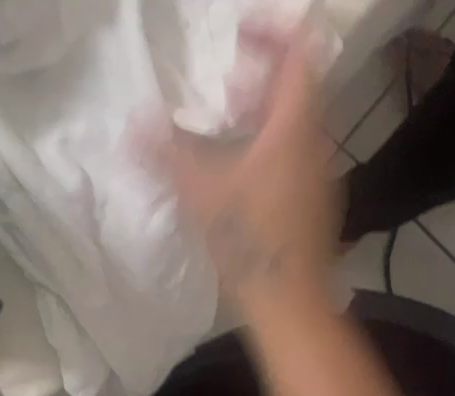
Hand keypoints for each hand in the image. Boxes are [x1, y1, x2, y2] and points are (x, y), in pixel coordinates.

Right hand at [145, 22, 337, 309]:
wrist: (291, 302)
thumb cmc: (249, 242)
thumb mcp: (201, 194)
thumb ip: (167, 156)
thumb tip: (133, 126)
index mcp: (293, 128)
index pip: (297, 57)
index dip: (273, 35)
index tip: (242, 33)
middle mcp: (316, 143)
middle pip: (297, 91)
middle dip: (261, 81)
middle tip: (226, 90)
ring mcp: (320, 175)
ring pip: (298, 127)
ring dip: (265, 118)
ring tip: (229, 130)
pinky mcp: (316, 203)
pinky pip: (297, 156)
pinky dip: (273, 148)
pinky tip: (244, 175)